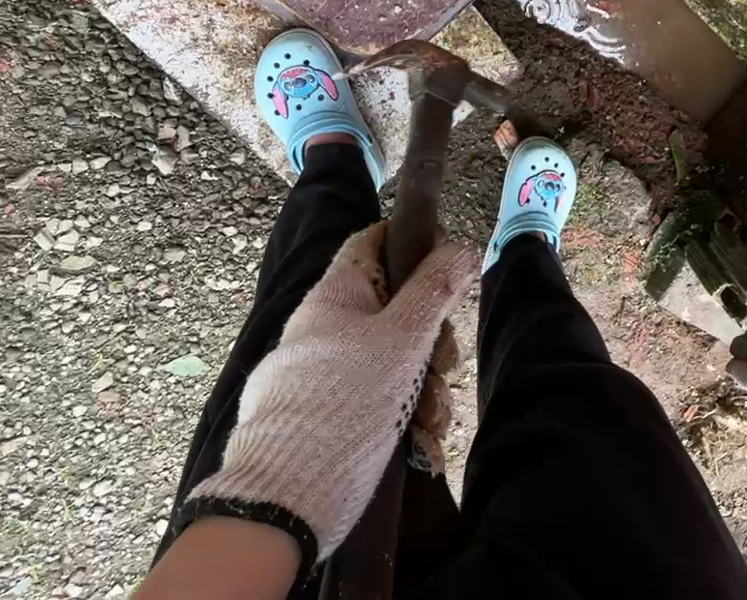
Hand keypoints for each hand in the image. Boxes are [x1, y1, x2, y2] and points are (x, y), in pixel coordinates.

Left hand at [184, 223, 474, 562]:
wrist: (283, 504)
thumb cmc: (347, 403)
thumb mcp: (404, 338)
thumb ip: (435, 288)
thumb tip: (462, 245)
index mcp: (336, 295)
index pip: (373, 242)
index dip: (412, 243)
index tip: (447, 267)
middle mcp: (325, 327)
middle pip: (394, 305)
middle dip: (432, 334)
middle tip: (447, 363)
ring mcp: (320, 373)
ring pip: (391, 357)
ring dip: (424, 382)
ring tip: (432, 416)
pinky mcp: (321, 415)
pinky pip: (374, 396)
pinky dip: (402, 412)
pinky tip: (422, 439)